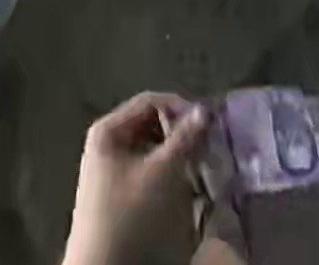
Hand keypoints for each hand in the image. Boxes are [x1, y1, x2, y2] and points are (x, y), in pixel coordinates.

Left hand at [62, 92, 209, 264]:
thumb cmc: (130, 216)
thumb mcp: (162, 173)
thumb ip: (184, 138)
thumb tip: (205, 110)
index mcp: (109, 130)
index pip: (150, 102)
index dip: (180, 108)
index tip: (209, 125)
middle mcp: (109, 144)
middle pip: (152, 126)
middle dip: (181, 135)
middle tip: (208, 149)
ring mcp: (114, 171)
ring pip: (155, 152)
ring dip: (179, 158)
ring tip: (203, 172)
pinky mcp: (123, 197)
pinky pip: (152, 174)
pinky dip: (172, 178)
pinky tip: (190, 193)